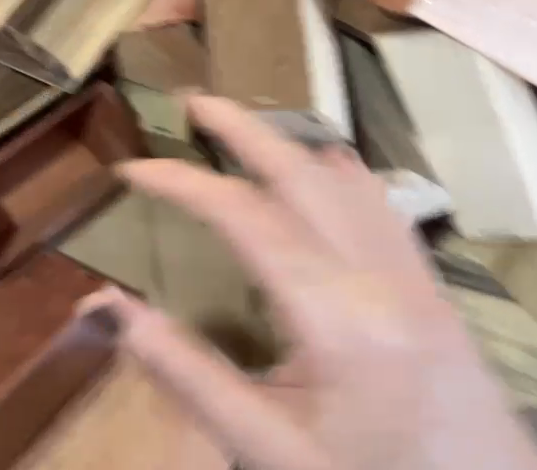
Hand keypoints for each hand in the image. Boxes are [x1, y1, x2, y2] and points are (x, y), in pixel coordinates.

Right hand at [83, 95, 536, 469]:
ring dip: (289, 144)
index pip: (244, 216)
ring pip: (350, 186)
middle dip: (243, 130)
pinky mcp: (438, 297)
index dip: (181, 181)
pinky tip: (322, 167)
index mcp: (335, 318)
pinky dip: (340, 174)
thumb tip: (98, 302)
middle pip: (305, 177)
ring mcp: (419, 285)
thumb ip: (182, 372)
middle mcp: (381, 284)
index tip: (130, 170)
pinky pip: (385, 211)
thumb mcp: (265, 445)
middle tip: (188, 101)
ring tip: (240, 124)